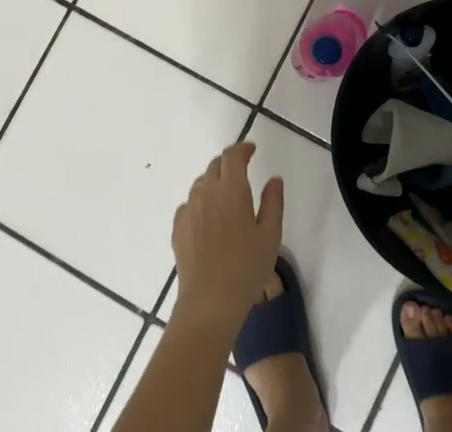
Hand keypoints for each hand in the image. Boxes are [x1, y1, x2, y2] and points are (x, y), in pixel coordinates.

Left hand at [171, 142, 284, 338]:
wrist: (210, 302)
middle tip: (242, 170)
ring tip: (226, 195)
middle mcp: (206, 193)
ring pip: (200, 184)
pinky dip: (200, 201)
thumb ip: (273, 202)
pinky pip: (189, 204)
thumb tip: (274, 179)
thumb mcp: (270, 235)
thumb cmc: (247, 268)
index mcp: (231, 191)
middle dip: (229, 163)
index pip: (233, 157)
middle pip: (215, 166)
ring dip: (214, 182)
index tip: (252, 149)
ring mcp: (188, 210)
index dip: (242, 148)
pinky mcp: (178, 228)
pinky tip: (208, 217)